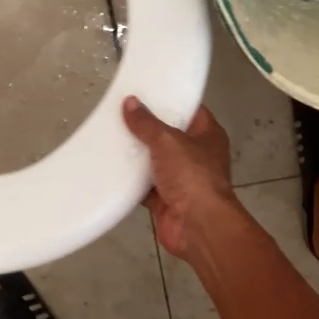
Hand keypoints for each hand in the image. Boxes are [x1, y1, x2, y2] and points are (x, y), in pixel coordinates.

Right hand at [123, 97, 240, 260]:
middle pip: (169, 136)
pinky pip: (144, 186)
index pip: (190, 110)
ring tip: (110, 135)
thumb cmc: (191, 176)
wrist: (197, 226)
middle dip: (147, 128)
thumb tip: (130, 102)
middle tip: (121, 113)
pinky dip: (130, 181)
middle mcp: (197, 155)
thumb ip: (147, 123)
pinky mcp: (166, 199)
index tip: (146, 91)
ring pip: (155, 161)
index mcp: (208, 135)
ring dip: (136, 155)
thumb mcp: (168, 141)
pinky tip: (110, 168)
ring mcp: (182, 179)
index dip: (170, 100)